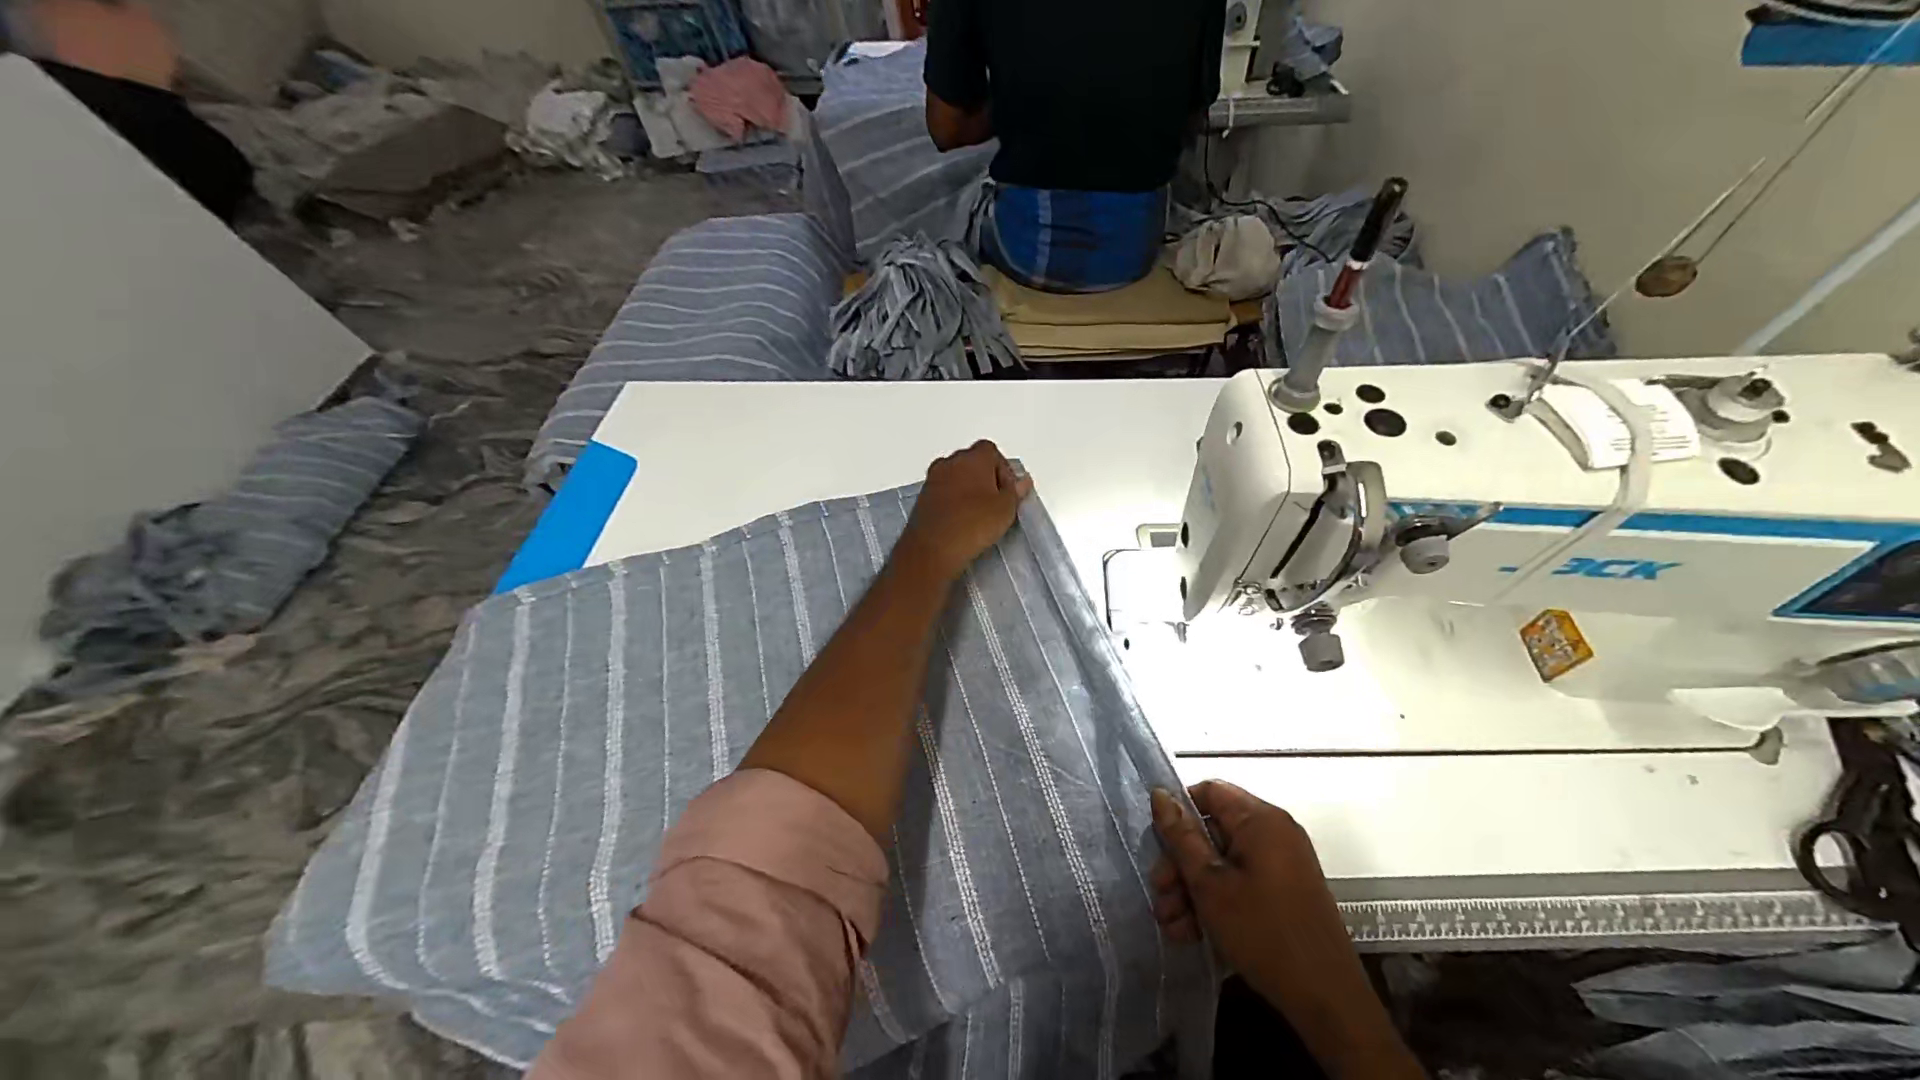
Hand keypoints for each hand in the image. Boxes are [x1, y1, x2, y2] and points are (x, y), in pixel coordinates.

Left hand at [896, 440, 1031, 580]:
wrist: (934, 548)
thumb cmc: (973, 524)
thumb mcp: (1006, 509)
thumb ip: (1015, 491)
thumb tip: (1022, 482)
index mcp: (973, 457)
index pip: (992, 452)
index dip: (1003, 470)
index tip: (1008, 491)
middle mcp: (950, 462)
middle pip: (973, 462)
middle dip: (986, 478)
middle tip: (996, 502)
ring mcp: (932, 478)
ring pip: (956, 476)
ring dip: (968, 489)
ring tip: (979, 514)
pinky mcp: (922, 497)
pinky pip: (943, 491)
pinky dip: (953, 500)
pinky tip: (961, 521)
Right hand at [1151, 782, 1424, 1079]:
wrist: (1327, 1001)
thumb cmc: (1263, 933)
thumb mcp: (1209, 884)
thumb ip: (1180, 837)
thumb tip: (1159, 795)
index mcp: (1260, 820)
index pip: (1209, 791)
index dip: (1178, 812)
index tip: (1157, 844)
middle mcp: (1274, 833)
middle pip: (1212, 830)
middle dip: (1180, 863)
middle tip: (1160, 893)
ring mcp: (1282, 864)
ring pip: (1222, 862)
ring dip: (1192, 889)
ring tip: (1170, 922)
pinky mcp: (1283, 892)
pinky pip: (1240, 882)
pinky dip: (1216, 901)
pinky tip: (1190, 932)